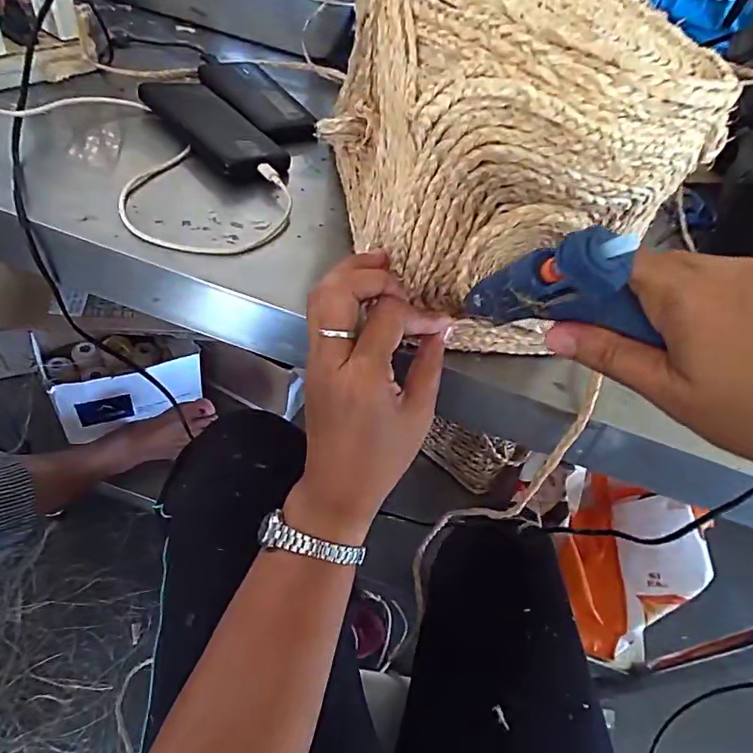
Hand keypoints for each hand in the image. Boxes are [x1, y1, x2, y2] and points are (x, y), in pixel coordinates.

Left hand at [289, 250, 450, 543]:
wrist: (336, 487)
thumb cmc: (381, 459)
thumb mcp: (418, 415)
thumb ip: (430, 366)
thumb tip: (439, 330)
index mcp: (362, 375)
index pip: (387, 316)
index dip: (416, 311)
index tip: (437, 322)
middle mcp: (331, 360)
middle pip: (338, 291)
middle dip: (369, 272)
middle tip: (397, 271)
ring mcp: (315, 359)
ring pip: (320, 296)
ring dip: (347, 274)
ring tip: (378, 264)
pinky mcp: (312, 362)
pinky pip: (319, 313)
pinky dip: (339, 292)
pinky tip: (363, 293)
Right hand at [544, 251, 752, 480]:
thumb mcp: (670, 390)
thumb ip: (610, 354)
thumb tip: (554, 331)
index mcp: (684, 287)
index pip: (610, 260)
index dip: (574, 275)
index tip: (549, 300)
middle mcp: (715, 265)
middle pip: (643, 265)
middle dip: (610, 294)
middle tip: (597, 339)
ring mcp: (749, 273)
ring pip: (676, 276)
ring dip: (647, 302)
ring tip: (650, 353)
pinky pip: (708, 284)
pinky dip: (683, 305)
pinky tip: (693, 346)